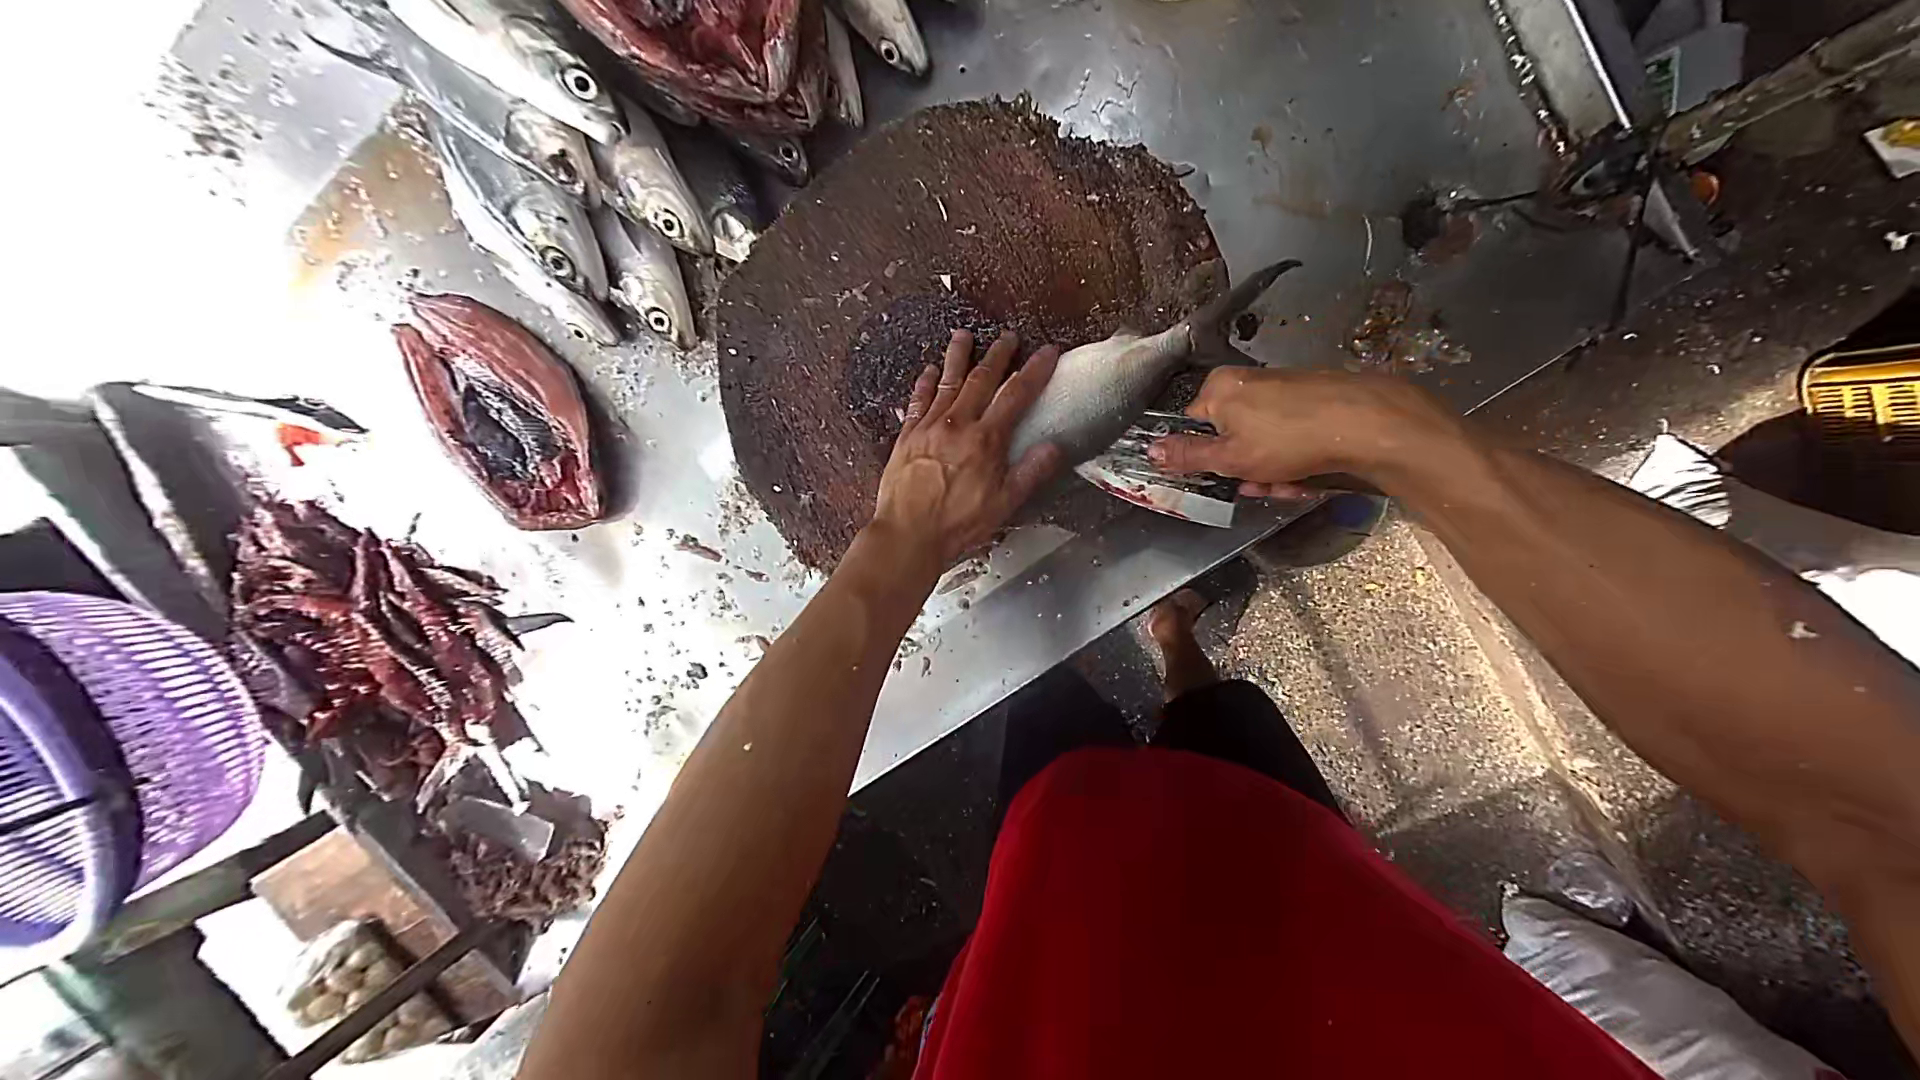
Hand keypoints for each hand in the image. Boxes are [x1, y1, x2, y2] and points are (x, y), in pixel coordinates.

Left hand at [870, 330, 1063, 567]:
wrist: (908, 533)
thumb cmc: (958, 524)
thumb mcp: (1004, 504)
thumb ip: (1030, 473)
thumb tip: (1054, 447)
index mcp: (986, 440)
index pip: (1016, 396)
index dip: (1035, 371)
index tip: (1047, 351)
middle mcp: (958, 425)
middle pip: (981, 380)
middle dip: (998, 355)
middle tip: (1007, 337)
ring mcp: (929, 427)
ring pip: (947, 382)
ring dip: (958, 357)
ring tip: (963, 335)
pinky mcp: (907, 436)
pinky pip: (918, 401)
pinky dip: (925, 383)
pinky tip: (929, 371)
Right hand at [1147, 368, 1463, 495]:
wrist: (1369, 424)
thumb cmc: (1289, 440)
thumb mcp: (1229, 458)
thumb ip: (1186, 456)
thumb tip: (1149, 450)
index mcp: (1219, 389)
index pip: (1191, 427)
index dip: (1203, 459)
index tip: (1221, 479)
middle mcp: (1247, 382)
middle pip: (1229, 437)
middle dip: (1243, 469)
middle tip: (1262, 486)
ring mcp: (1281, 388)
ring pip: (1260, 440)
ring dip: (1270, 470)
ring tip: (1291, 483)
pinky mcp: (1311, 397)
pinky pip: (1287, 433)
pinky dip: (1293, 457)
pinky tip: (1308, 473)